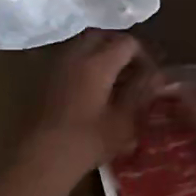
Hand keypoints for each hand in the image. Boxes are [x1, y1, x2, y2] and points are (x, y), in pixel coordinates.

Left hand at [23, 31, 156, 176]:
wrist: (40, 158)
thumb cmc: (86, 142)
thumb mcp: (123, 121)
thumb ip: (140, 92)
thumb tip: (155, 76)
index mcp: (97, 62)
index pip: (127, 43)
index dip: (144, 56)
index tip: (150, 76)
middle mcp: (74, 55)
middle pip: (101, 37)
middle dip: (119, 48)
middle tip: (131, 71)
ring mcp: (54, 66)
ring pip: (80, 47)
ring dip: (98, 55)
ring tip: (111, 81)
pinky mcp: (41, 81)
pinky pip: (66, 62)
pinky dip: (81, 66)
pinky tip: (88, 90)